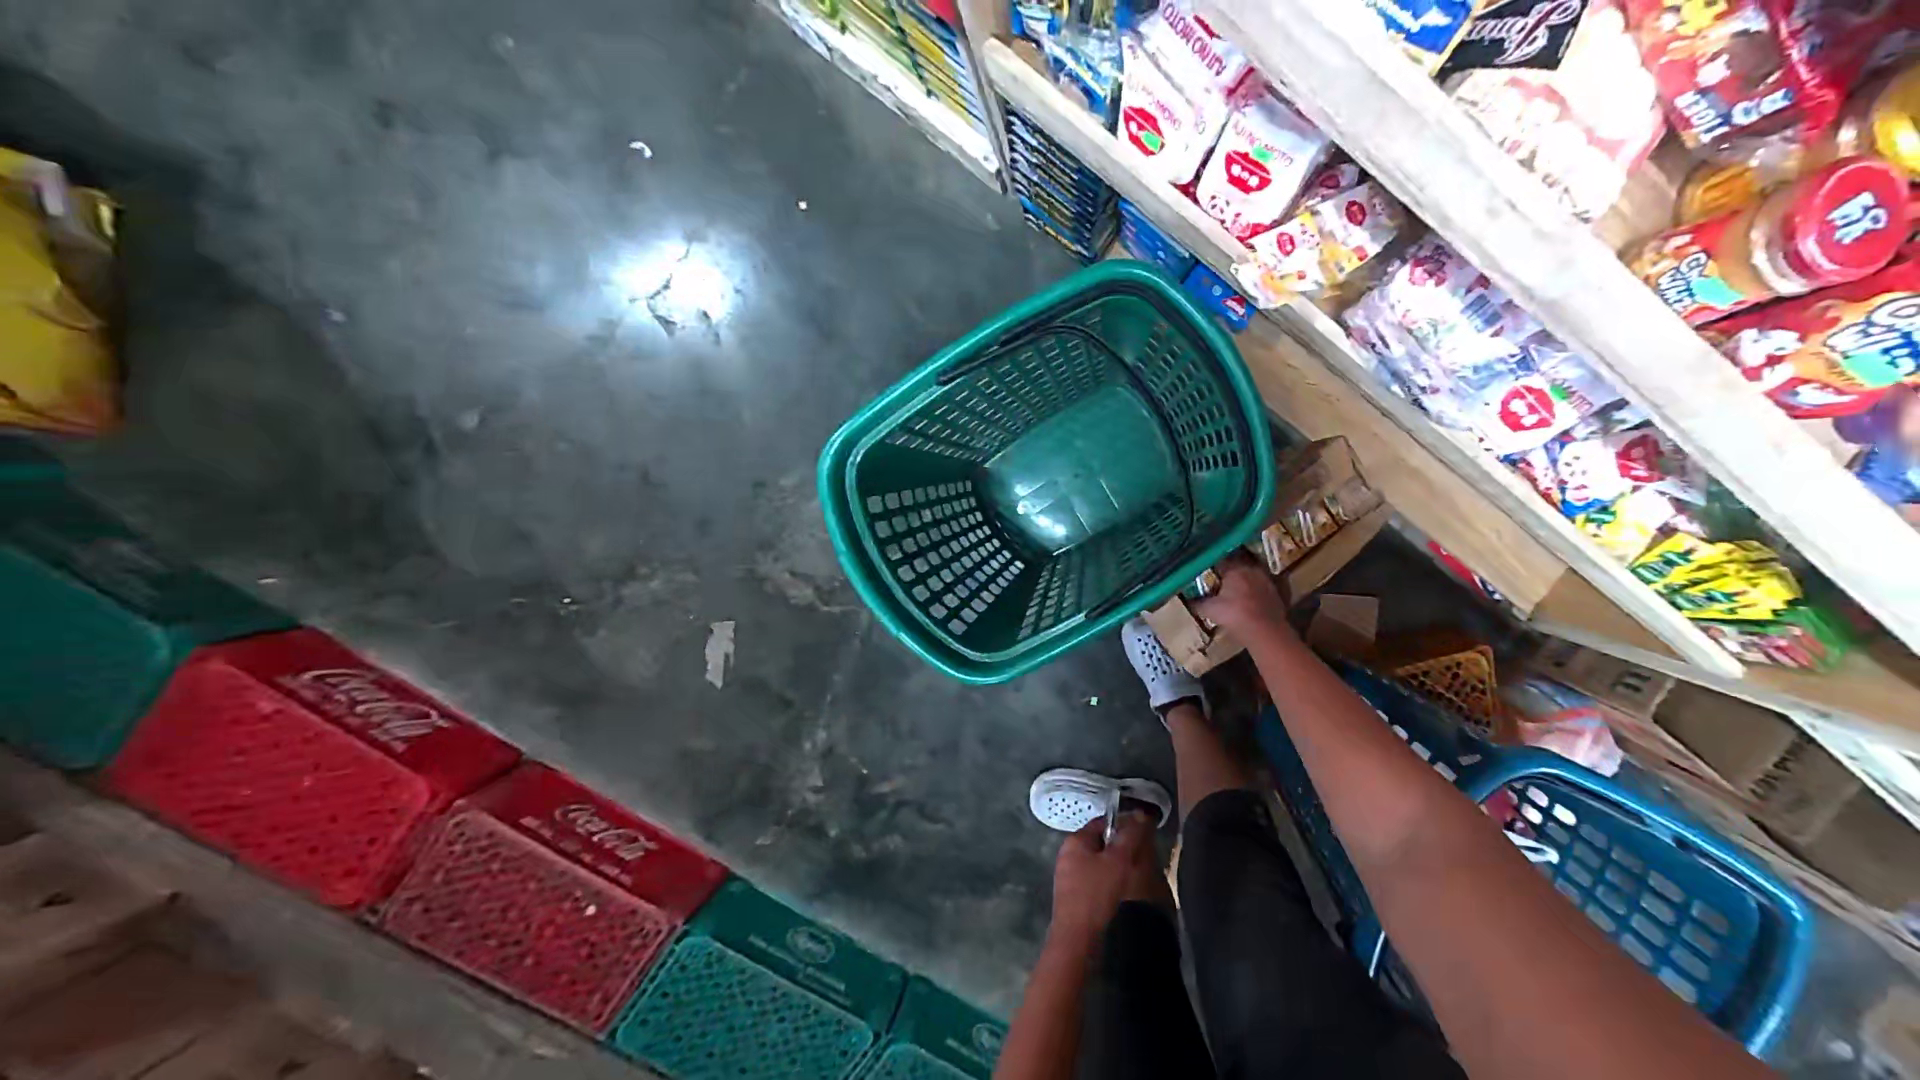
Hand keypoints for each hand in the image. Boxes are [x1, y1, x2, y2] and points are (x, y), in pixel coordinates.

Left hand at [1050, 813, 1155, 945]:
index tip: (1142, 835)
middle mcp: (1067, 853)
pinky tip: (1118, 892)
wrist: (1077, 937)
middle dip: (1119, 848)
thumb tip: (1142, 813)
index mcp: (1074, 840)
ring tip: (1132, 875)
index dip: (1122, 825)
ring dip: (1114, 866)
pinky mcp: (1071, 894)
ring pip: (1096, 862)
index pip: (1101, 822)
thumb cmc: (1096, 893)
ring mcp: (1067, 874)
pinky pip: (1092, 879)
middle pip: (1099, 842)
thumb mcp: (1118, 861)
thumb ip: (1130, 836)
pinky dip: (1106, 881)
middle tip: (1140, 857)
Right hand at [1192, 552, 1287, 637]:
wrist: (1266, 632)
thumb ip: (1196, 602)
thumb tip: (1186, 599)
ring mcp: (1267, 580)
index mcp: (1234, 568)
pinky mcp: (1278, 592)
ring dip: (1244, 578)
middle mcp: (1252, 569)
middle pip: (1238, 563)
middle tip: (1220, 576)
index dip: (1211, 563)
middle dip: (1229, 568)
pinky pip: (1263, 585)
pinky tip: (1251, 598)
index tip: (1205, 568)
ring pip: (1252, 573)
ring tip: (1236, 587)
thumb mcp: (1209, 610)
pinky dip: (1257, 589)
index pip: (1219, 559)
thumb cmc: (1234, 615)